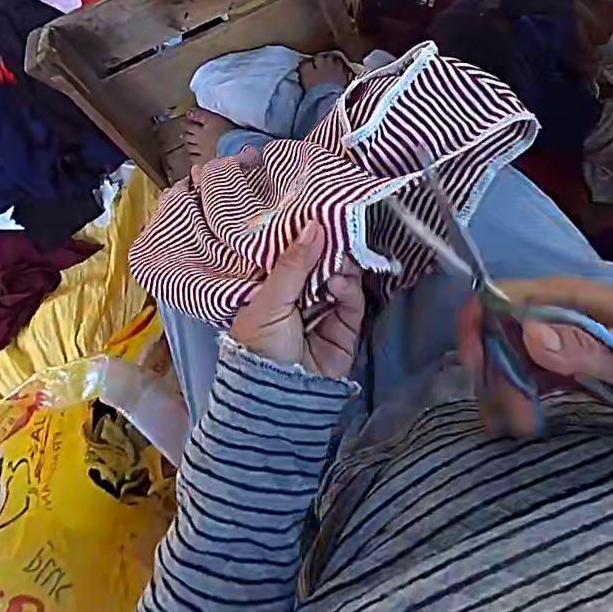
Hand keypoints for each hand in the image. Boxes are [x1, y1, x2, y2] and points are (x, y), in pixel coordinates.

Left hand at [230, 225, 365, 380]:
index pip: (291, 254)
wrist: (278, 398)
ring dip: (340, 266)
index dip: (304, 235)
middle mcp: (299, 296)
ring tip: (338, 261)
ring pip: (339, 277)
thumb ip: (292, 264)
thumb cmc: (260, 348)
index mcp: (273, 288)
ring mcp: (323, 310)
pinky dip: (349, 289)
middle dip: (329, 247)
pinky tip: (340, 283)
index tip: (317, 213)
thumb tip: (313, 226)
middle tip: (338, 228)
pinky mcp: (345, 327)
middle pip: (319, 263)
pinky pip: (352, 301)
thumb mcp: (268, 301)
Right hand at [456, 278, 612, 436]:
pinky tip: (525, 424)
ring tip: (521, 429)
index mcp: (565, 296)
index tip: (477, 370)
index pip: (498, 298)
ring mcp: (559, 340)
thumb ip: (583, 347)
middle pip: (498, 334)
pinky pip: (529, 377)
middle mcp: (554, 314)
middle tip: (515, 421)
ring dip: (504, 391)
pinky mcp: (567, 364)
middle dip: (494, 374)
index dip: (477, 327)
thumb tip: (528, 335)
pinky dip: (520, 398)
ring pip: (509, 358)